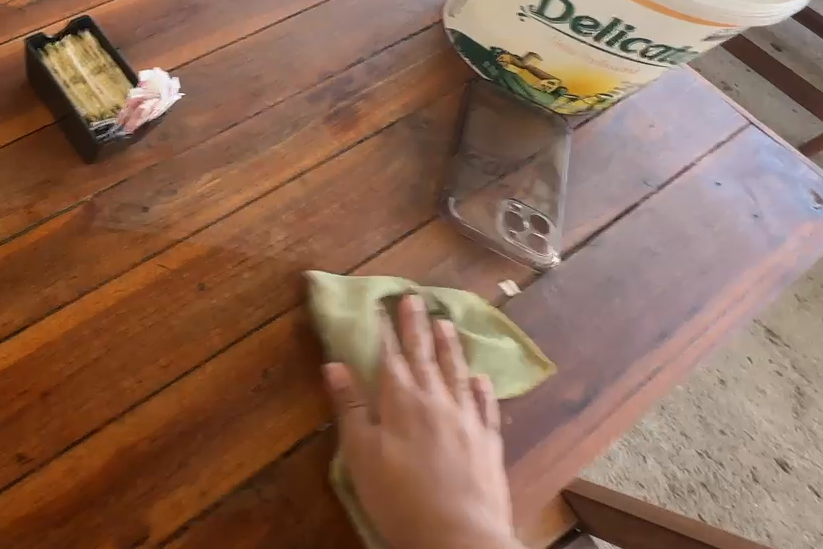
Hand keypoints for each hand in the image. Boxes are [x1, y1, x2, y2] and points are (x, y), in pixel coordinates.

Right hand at [323, 295, 520, 548]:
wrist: (461, 540)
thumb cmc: (399, 496)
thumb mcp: (361, 453)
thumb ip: (350, 406)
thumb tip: (334, 364)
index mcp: (400, 400)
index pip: (389, 354)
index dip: (383, 328)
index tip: (379, 302)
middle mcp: (435, 401)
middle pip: (423, 356)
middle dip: (415, 326)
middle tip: (413, 298)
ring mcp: (466, 422)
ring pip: (456, 374)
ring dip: (449, 348)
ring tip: (445, 324)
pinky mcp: (488, 445)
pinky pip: (485, 408)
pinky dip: (481, 390)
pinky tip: (480, 378)